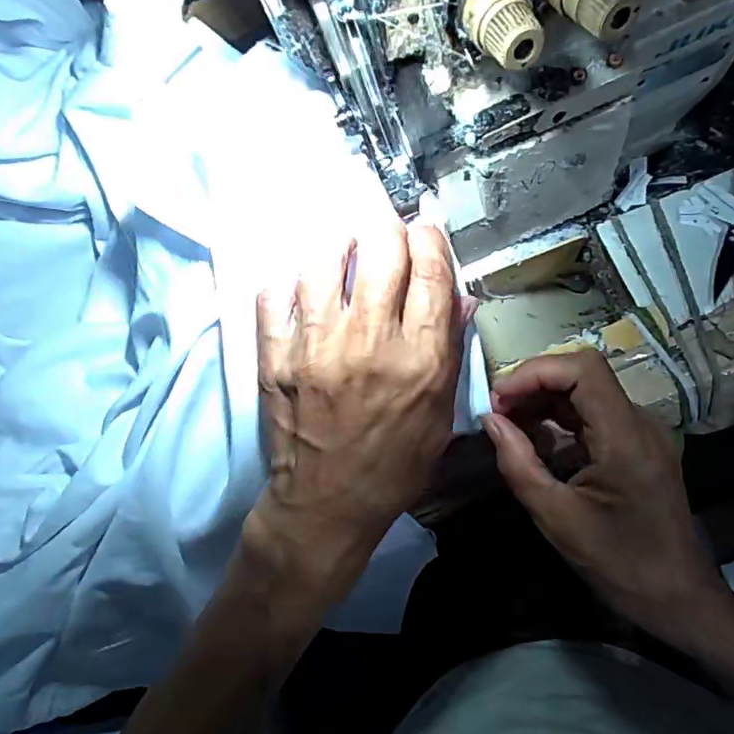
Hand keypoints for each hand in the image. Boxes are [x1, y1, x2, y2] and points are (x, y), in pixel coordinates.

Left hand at [244, 198, 470, 614]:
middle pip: (381, 252)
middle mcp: (369, 343)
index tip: (424, 230)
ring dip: (338, 247)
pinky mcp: (276, 357)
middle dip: (388, 231)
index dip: (429, 239)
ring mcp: (317, 347)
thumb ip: (452, 350)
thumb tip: (459, 296)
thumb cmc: (393, 463)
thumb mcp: (440, 413)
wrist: (327, 503)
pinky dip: (287, 284)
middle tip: (386, 235)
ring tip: (343, 250)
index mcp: (420, 358)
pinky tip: (300, 288)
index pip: (430, 273)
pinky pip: (274, 297)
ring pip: (324, 263)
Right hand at [481, 347, 732, 645]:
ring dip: (543, 401)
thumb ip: (518, 463)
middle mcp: (641, 422)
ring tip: (509, 425)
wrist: (678, 599)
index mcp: (626, 437)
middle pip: (583, 374)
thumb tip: (489, 419)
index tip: (500, 398)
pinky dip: (560, 419)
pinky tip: (535, 441)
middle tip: (498, 412)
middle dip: (533, 384)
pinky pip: (594, 414)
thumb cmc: (617, 562)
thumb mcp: (555, 517)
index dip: (535, 372)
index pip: (583, 369)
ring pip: (586, 391)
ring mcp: (643, 431)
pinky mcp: (638, 444)